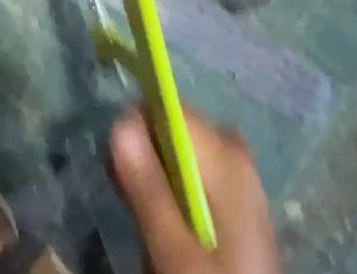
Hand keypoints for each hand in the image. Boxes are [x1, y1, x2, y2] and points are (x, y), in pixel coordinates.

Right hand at [111, 105, 281, 273]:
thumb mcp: (173, 248)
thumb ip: (147, 186)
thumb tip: (119, 121)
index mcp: (226, 157)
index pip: (170, 109)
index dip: (137, 127)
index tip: (116, 162)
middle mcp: (236, 155)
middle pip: (174, 129)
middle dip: (143, 152)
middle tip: (126, 195)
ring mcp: (240, 178)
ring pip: (181, 152)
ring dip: (154, 174)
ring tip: (144, 217)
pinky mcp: (237, 200)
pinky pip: (195, 172)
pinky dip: (173, 188)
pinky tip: (167, 224)